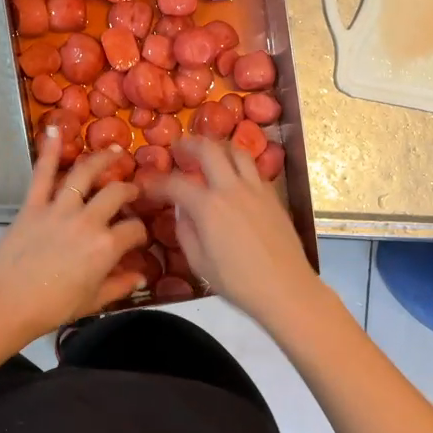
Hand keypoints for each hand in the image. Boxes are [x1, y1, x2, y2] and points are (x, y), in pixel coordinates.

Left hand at [0, 130, 149, 339]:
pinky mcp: (33, 206)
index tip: (137, 237)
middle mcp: (88, 221)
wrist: (10, 303)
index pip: (134, 230)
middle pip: (116, 194)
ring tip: (113, 153)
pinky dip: (48, 150)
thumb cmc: (54, 307)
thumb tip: (141, 276)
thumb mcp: (95, 301)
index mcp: (106, 247)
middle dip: (129, 191)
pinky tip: (54, 129)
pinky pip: (42, 173)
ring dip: (101, 160)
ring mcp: (59, 209)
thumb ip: (120, 286)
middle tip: (132, 191)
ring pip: (85, 174)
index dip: (140, 233)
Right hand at [151, 138, 322, 328]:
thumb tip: (182, 212)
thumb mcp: (199, 263)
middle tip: (179, 149)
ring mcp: (256, 189)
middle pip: (208, 150)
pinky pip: (253, 171)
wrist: (285, 287)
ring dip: (219, 148)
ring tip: (210, 155)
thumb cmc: (238, 282)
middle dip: (189, 145)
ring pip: (237, 152)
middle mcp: (231, 188)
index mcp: (208, 207)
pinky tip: (235, 180)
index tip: (147, 185)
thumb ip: (186, 232)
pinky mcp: (274, 197)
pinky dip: (239, 167)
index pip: (175, 183)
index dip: (157, 182)